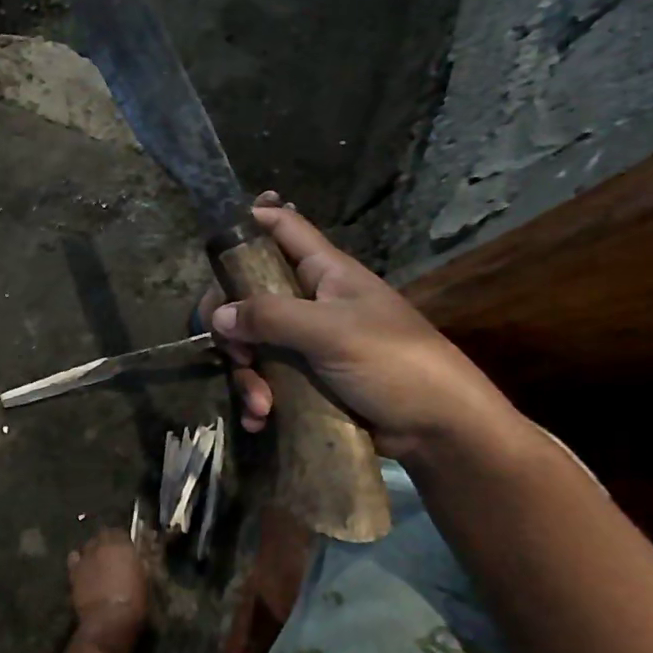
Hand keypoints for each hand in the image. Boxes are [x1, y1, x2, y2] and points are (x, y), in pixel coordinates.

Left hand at [67, 530, 146, 648]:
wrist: (108, 620)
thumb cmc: (133, 601)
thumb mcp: (145, 580)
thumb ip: (141, 562)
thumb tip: (140, 556)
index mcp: (122, 544)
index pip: (121, 532)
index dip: (124, 540)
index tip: (128, 548)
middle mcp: (101, 544)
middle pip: (103, 535)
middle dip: (108, 542)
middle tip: (114, 555)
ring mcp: (85, 556)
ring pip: (89, 545)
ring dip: (94, 551)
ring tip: (99, 562)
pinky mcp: (73, 570)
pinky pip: (75, 558)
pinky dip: (80, 560)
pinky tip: (84, 569)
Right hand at [195, 192, 519, 459]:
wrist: (440, 430)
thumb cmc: (395, 362)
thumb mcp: (331, 332)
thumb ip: (271, 316)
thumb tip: (217, 317)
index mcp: (323, 272)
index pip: (282, 227)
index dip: (249, 221)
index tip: (212, 239)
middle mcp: (308, 301)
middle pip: (248, 292)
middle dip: (232, 324)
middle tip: (236, 351)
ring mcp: (303, 342)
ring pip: (251, 342)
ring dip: (246, 375)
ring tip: (260, 404)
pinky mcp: (303, 379)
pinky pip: (263, 379)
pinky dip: (256, 399)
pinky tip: (261, 418)